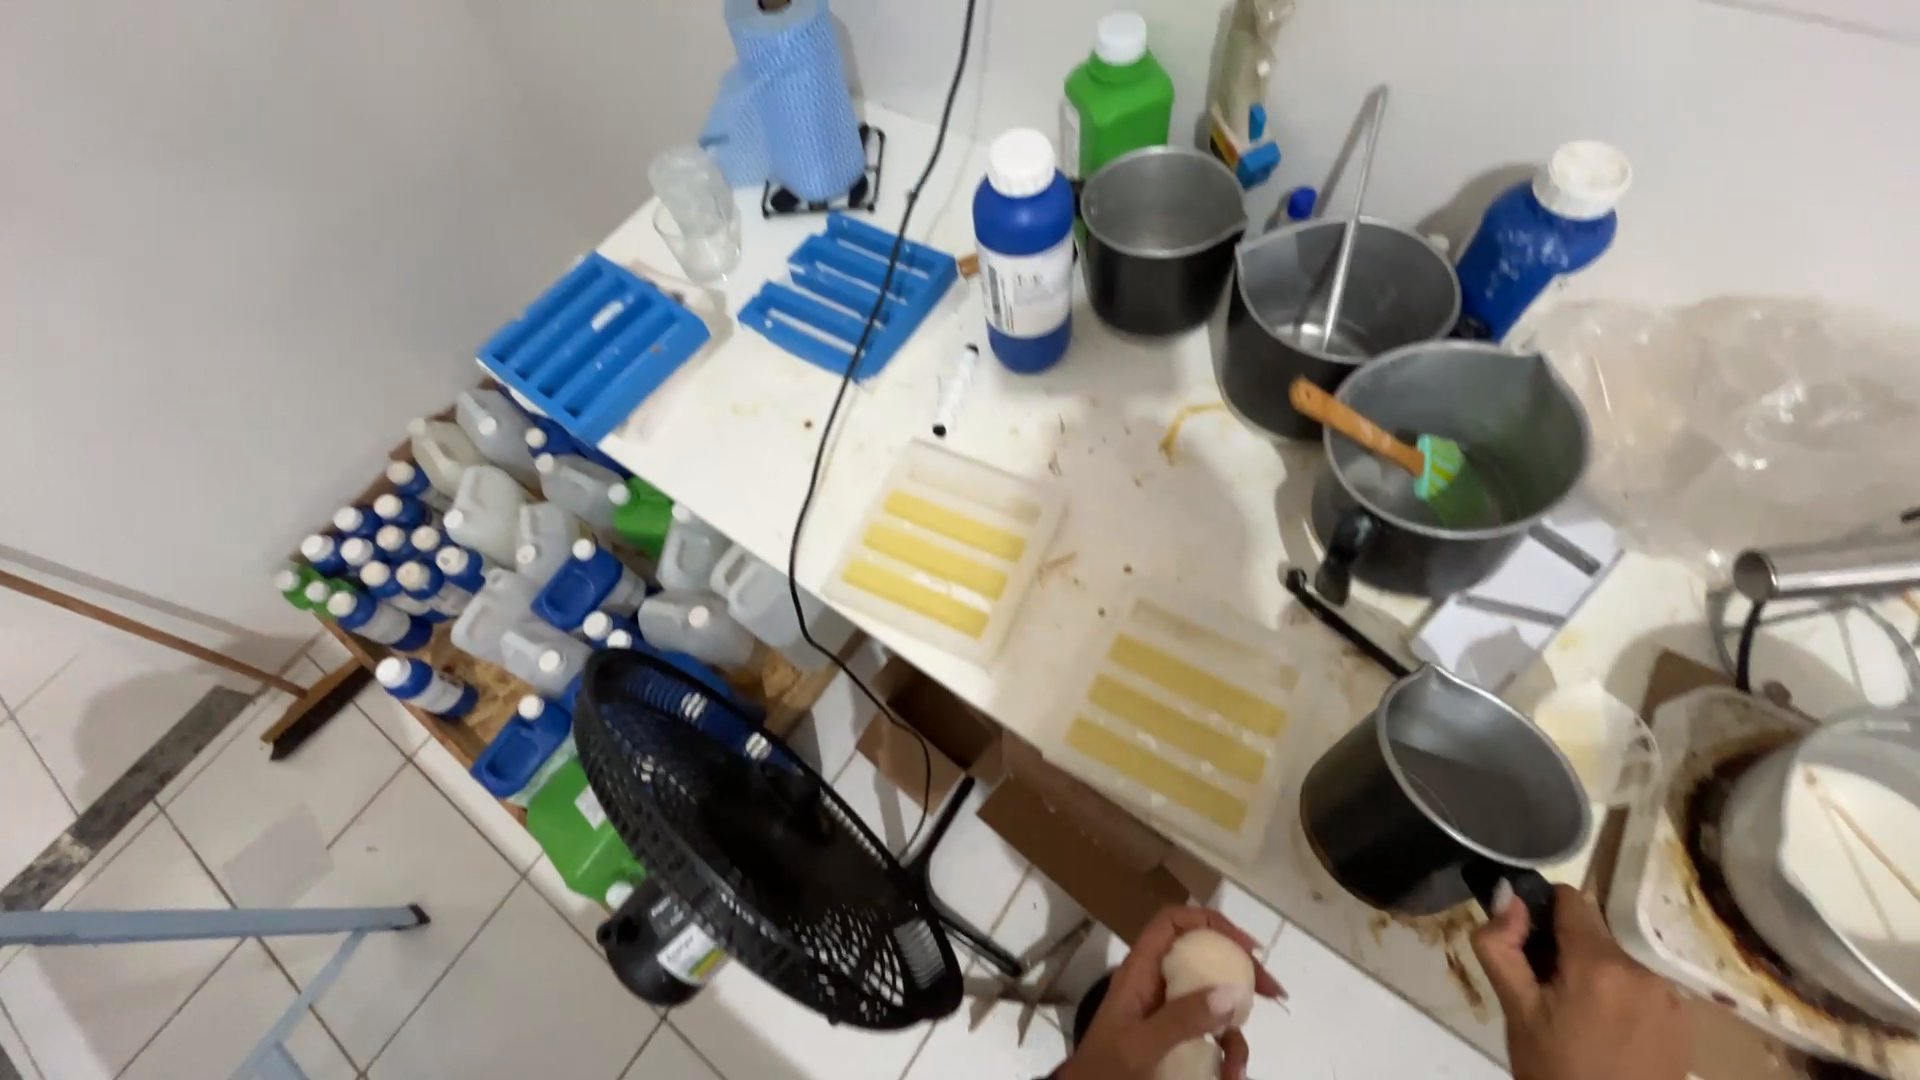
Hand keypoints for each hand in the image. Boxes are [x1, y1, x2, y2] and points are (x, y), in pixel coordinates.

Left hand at [1056, 906, 1285, 1079]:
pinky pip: (1210, 1036)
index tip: (1245, 945)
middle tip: (1273, 992)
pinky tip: (1229, 1078)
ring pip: (1212, 1003)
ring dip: (1233, 1035)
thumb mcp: (1142, 1046)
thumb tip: (1231, 990)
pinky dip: (1225, 1056)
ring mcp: (1166, 1010)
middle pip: (1202, 957)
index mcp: (1141, 969)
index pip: (1173, 923)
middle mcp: (1156, 982)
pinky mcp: (1175, 1039)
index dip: (1209, 922)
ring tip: (1235, 1072)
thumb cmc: (1106, 1070)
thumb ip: (1183, 1019)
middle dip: (1239, 973)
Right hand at [1472, 882, 1690, 1079]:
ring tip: (1571, 1012)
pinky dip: (1615, 993)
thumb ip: (1500, 943)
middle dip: (1562, 945)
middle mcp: (1646, 973)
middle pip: (1591, 931)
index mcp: (1602, 964)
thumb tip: (1509, 897)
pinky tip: (1601, 1029)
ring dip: (1589, 969)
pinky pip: (1638, 985)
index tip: (1524, 940)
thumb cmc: (1554, 1069)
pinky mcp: (1685, 1023)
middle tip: (1542, 986)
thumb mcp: (1512, 1006)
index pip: (1569, 898)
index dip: (1540, 909)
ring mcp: (1672, 1000)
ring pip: (1614, 958)